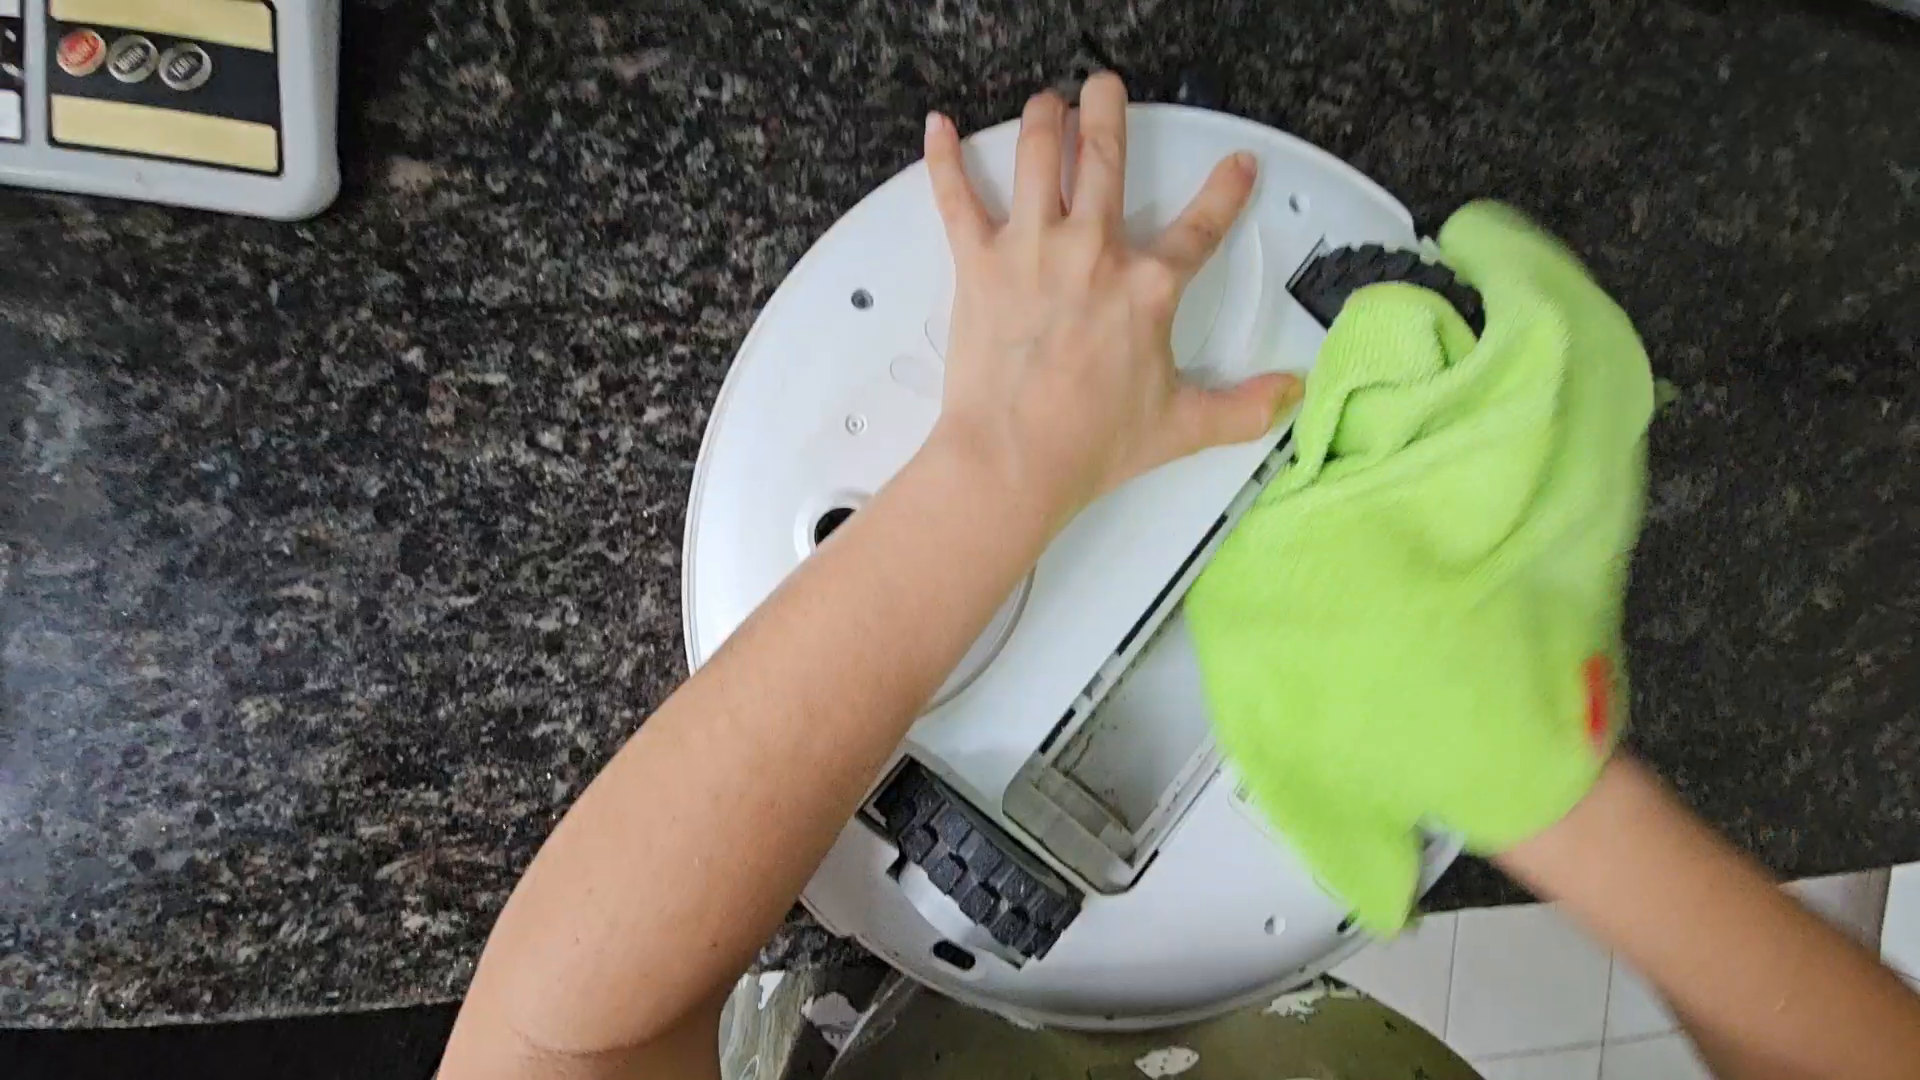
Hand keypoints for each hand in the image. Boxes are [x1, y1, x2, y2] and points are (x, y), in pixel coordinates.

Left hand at [922, 73, 1301, 528]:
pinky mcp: (979, 265)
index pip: (1201, 227)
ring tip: (1047, 105)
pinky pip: (956, 198)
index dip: (1225, 193)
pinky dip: (945, 159)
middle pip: (1104, 158)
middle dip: (1107, 112)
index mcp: (1147, 287)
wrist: (1015, 459)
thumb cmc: (1090, 442)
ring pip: (1038, 156)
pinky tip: (940, 128)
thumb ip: (1244, 408)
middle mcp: (1092, 251)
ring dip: (1044, 120)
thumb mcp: (1182, 427)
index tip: (1236, 167)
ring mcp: (1031, 250)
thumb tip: (1290, 395)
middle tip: (1105, 88)